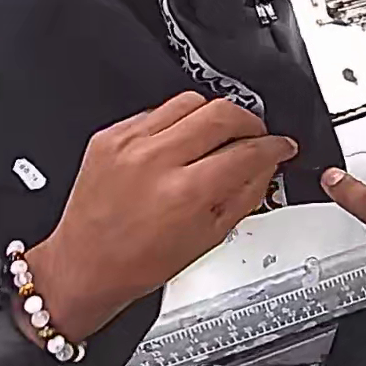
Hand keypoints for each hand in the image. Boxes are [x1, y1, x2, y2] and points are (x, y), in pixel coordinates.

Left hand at [25, 92, 296, 340]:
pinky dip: (178, 122)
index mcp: (186, 193)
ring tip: (219, 136)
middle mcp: (156, 161)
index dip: (275, 147)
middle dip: (251, 122)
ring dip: (215, 115)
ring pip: (191, 101)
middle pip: (223, 112)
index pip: (248, 152)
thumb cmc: (138, 263)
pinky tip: (181, 142)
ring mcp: (130, 144)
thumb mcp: (208, 238)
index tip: (280, 147)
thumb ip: (245, 196)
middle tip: (256, 136)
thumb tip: (266, 168)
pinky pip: (157, 111)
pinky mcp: (111, 136)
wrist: (85, 264)